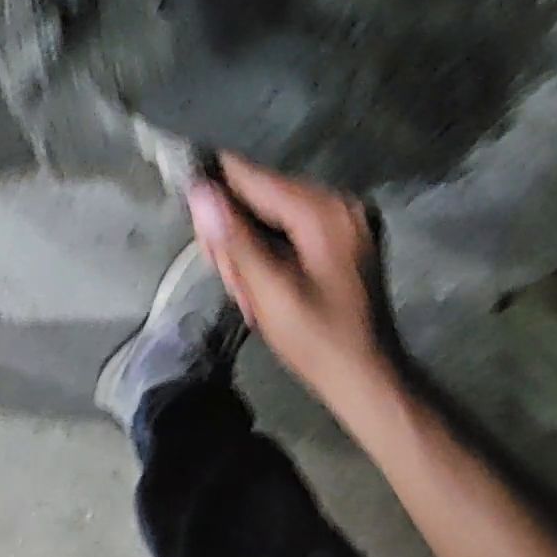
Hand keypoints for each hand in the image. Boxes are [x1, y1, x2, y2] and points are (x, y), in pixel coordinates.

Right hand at [187, 154, 401, 409]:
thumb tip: (198, 192)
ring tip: (244, 286)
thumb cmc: (317, 340)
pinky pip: (283, 225)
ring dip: (243, 243)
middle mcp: (338, 203)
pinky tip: (255, 278)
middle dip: (230, 229)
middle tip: (229, 276)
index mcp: (325, 212)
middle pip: (258, 192)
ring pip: (265, 210)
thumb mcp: (269, 292)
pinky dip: (262, 248)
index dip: (212, 188)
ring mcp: (342, 218)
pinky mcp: (338, 235)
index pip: (252, 177)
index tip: (189, 212)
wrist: (367, 379)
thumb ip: (233, 239)